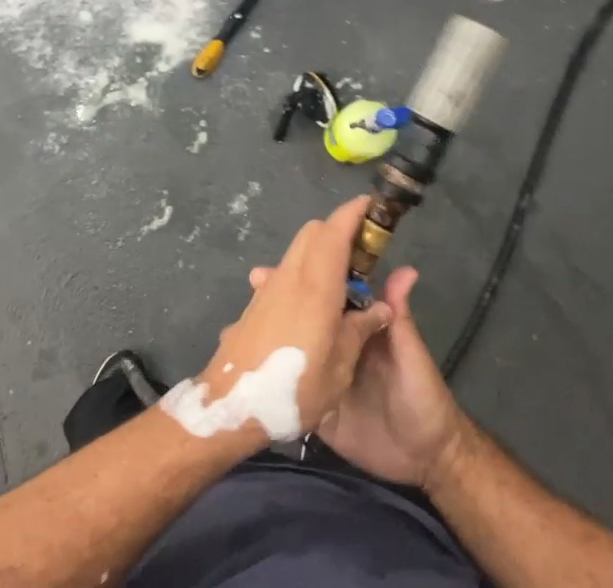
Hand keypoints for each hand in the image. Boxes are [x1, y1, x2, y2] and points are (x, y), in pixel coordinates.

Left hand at [192, 197, 394, 439]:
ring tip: (341, 287)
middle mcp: (289, 278)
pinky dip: (302, 275)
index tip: (372, 207)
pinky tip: (310, 312)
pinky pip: (282, 275)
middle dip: (339, 232)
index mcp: (315, 286)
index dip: (354, 214)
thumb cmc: (295, 389)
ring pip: (295, 253)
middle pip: (313, 234)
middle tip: (364, 256)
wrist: (231, 405)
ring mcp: (267, 289)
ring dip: (319, 255)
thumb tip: (381, 308)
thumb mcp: (340, 367)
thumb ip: (361, 329)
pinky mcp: (254, 305)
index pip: (334, 232)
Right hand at [263, 265, 466, 488]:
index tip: (280, 267)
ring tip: (237, 327)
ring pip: (295, 353)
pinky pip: (294, 390)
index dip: (309, 282)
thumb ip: (400, 316)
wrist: (425, 459)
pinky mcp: (317, 408)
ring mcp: (325, 378)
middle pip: (307, 322)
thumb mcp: (411, 355)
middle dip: (279, 305)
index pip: (330, 299)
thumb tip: (405, 268)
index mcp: (358, 331)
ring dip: (270, 339)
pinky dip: (271, 381)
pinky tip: (244, 372)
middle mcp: (338, 349)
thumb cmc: (423, 398)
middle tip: (252, 290)